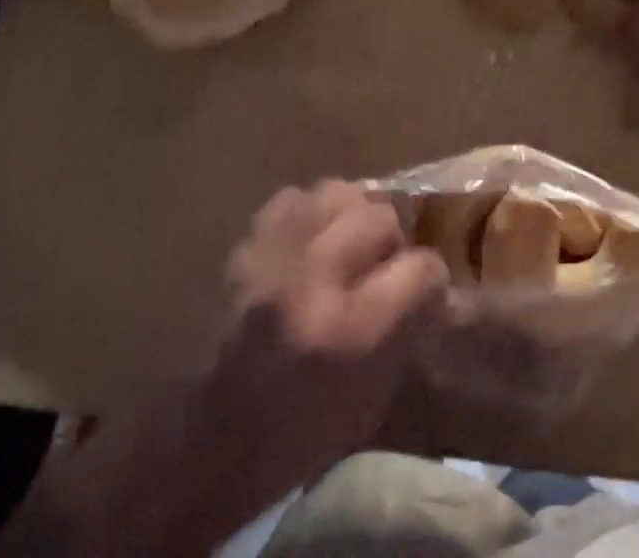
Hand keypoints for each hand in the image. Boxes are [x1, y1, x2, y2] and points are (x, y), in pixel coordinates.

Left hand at [213, 180, 449, 476]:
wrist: (207, 445)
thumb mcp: (374, 397)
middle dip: (393, 242)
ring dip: (353, 218)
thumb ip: (407, 327)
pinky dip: (310, 215)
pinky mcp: (240, 252)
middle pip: (379, 216)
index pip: (422, 267)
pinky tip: (312, 244)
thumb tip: (430, 285)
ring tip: (348, 248)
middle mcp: (311, 282)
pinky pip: (291, 201)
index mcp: (352, 332)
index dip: (431, 281)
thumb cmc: (301, 435)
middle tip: (384, 270)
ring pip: (336, 193)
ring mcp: (270, 260)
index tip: (426, 296)